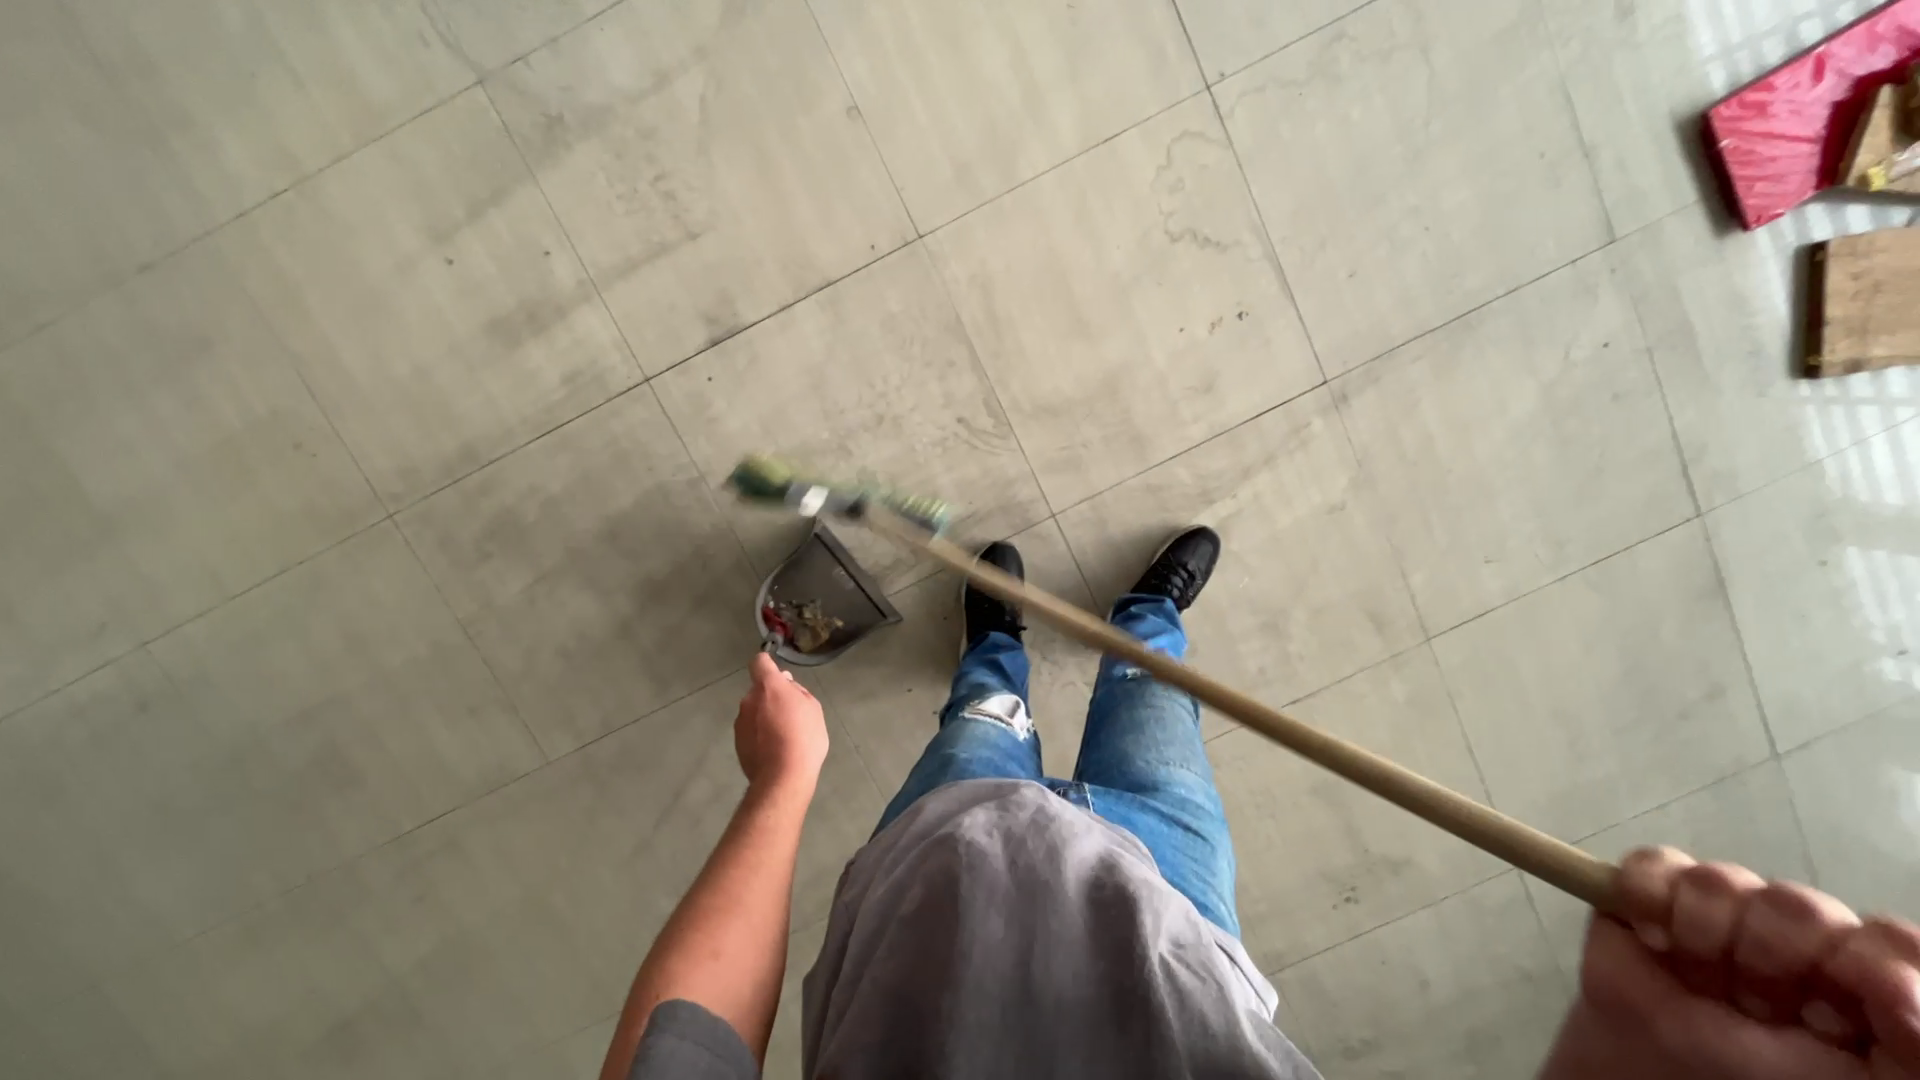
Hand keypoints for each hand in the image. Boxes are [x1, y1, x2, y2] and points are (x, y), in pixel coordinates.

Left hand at [732, 652, 827, 794]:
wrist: (783, 777)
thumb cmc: (804, 738)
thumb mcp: (813, 708)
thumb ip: (798, 692)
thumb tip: (787, 685)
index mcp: (768, 686)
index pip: (760, 662)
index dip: (767, 664)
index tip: (777, 674)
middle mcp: (749, 700)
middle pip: (759, 691)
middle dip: (772, 697)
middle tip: (791, 713)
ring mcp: (741, 722)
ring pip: (754, 711)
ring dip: (765, 717)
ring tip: (784, 736)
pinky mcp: (737, 743)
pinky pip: (751, 730)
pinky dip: (760, 735)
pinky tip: (774, 750)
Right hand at [1543, 846, 1919, 1079]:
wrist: (1660, 1072)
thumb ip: (1915, 1047)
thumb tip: (1902, 986)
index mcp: (1861, 977)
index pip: (1890, 939)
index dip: (1869, 961)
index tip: (1845, 1017)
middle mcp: (1797, 936)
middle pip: (1798, 904)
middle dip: (1771, 959)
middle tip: (1756, 1008)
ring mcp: (1719, 908)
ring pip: (1722, 880)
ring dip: (1704, 936)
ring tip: (1700, 982)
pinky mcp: (1648, 891)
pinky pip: (1652, 862)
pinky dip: (1646, 895)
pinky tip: (1653, 939)